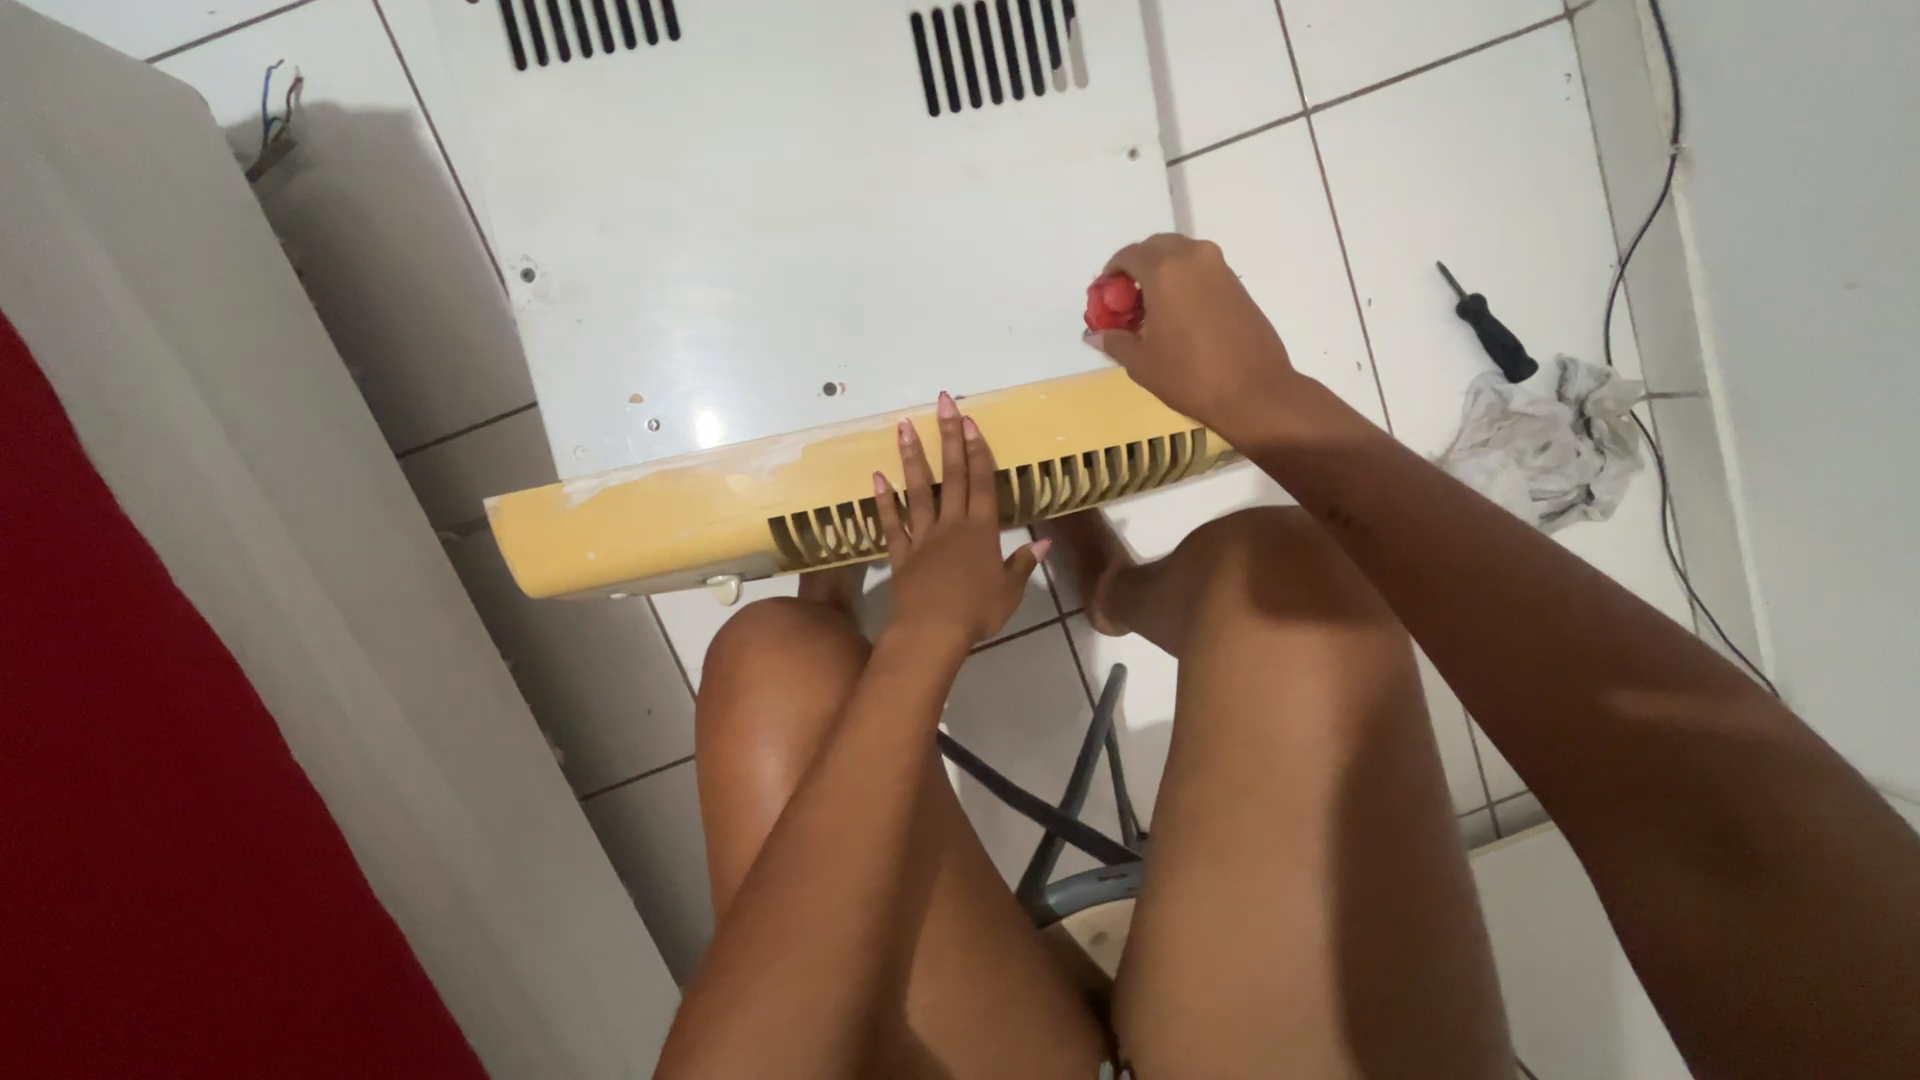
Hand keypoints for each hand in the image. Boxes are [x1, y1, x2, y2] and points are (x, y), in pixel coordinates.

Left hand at [874, 393, 1050, 647]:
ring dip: (912, 458)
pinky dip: (884, 501)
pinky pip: (891, 523)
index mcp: (981, 531)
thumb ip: (1024, 563)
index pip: (982, 482)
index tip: (970, 421)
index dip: (977, 451)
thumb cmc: (977, 611)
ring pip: (918, 491)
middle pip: (951, 475)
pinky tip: (877, 477)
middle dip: (948, 437)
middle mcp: (952, 525)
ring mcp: (922, 537)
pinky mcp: (901, 554)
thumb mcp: (1010, 590)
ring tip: (903, 426)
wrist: (933, 631)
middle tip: (943, 404)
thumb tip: (1046, 542)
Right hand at [1091, 234, 1303, 438]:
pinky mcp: (1236, 285)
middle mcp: (1193, 258)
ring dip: (1161, 274)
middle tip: (1127, 302)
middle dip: (1137, 268)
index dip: (1111, 274)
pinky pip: (1200, 271)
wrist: (1253, 391)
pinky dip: (1183, 282)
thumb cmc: (1189, 376)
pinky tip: (1177, 316)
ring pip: (1181, 256)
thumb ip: (1114, 341)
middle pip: (1156, 248)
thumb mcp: (1140, 363)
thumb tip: (1096, 335)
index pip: (1128, 255)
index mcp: (1165, 271)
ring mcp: (1219, 268)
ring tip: (1152, 311)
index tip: (1105, 298)